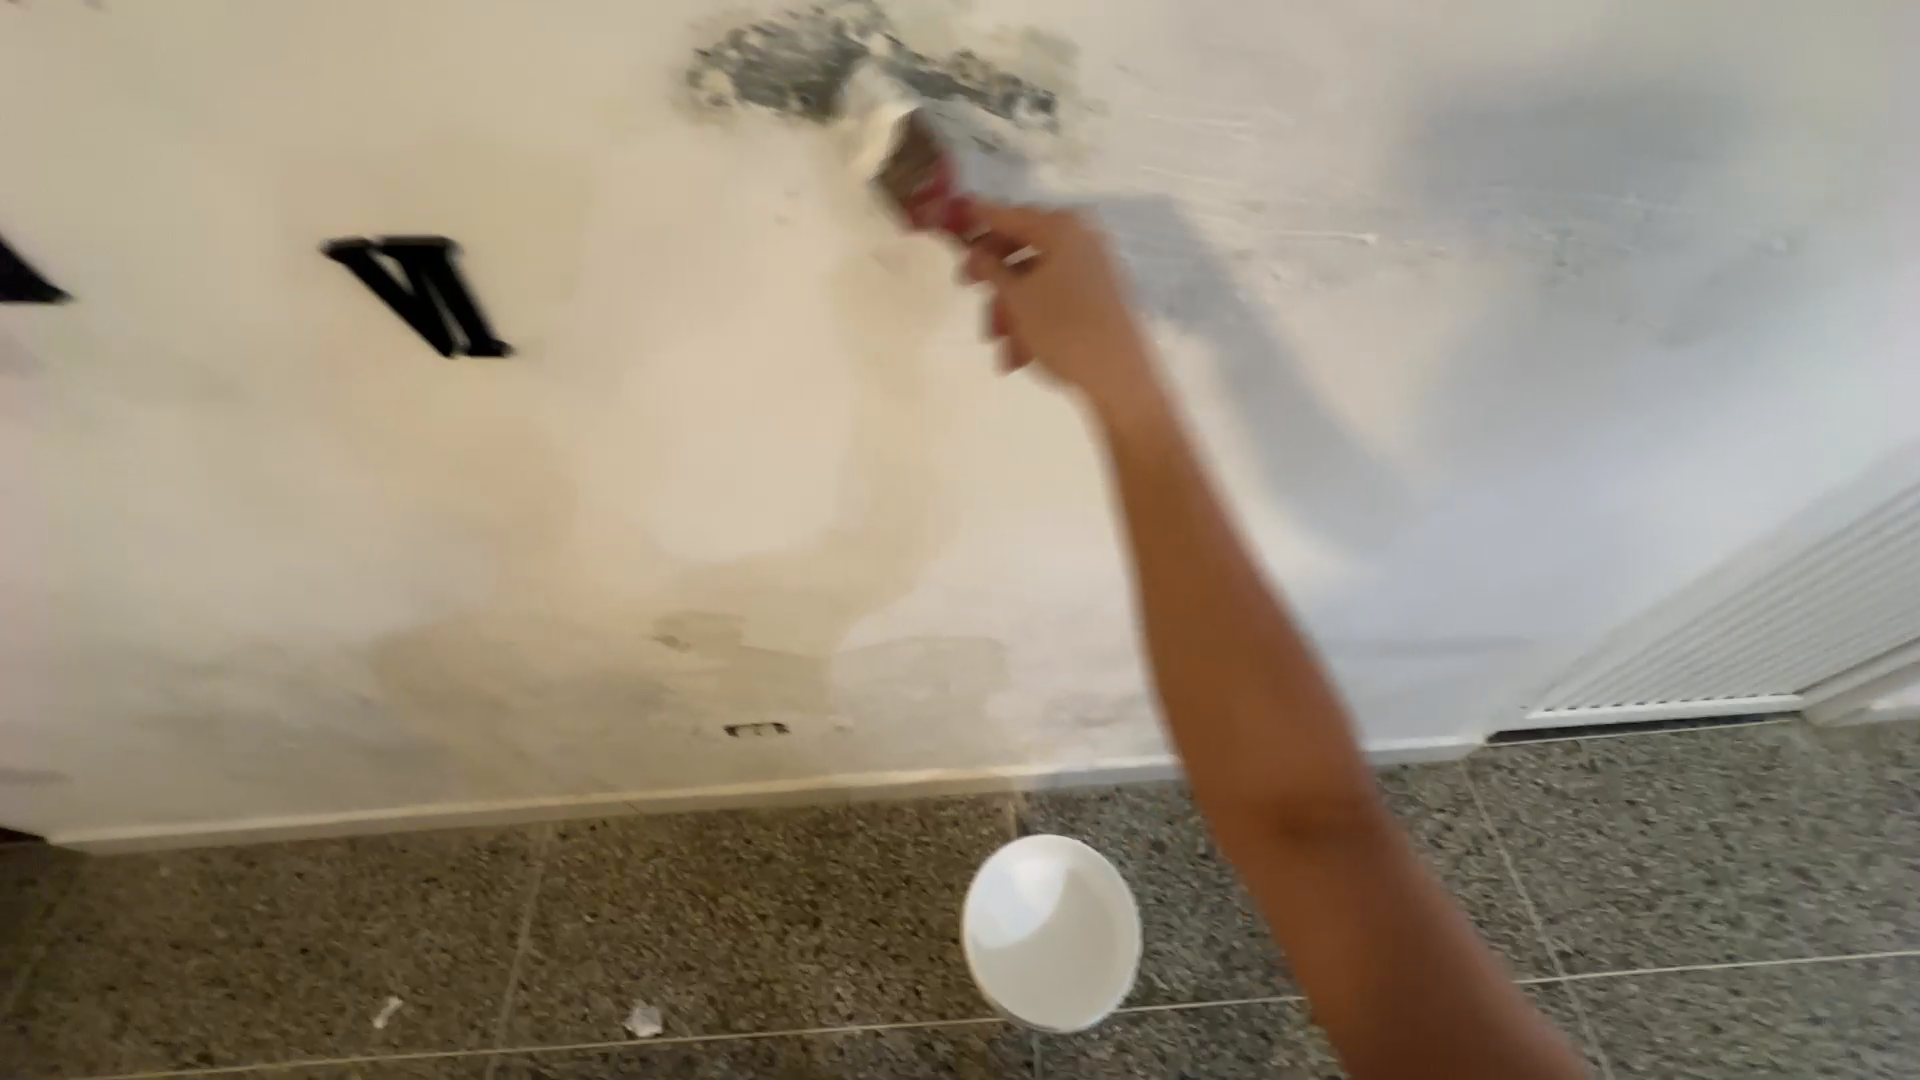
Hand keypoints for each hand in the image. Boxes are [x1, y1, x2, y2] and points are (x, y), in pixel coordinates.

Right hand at [960, 201, 1158, 412]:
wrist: (1120, 375)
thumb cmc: (1064, 330)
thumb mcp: (1018, 299)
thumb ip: (991, 270)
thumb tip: (976, 253)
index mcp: (1062, 228)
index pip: (1008, 216)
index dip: (976, 222)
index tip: (952, 228)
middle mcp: (1082, 239)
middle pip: (1023, 254)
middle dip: (996, 286)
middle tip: (970, 296)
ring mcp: (1095, 270)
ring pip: (1037, 284)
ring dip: (1013, 316)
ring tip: (1003, 352)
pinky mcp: (1101, 299)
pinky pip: (1056, 302)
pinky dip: (1034, 324)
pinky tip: (1021, 358)